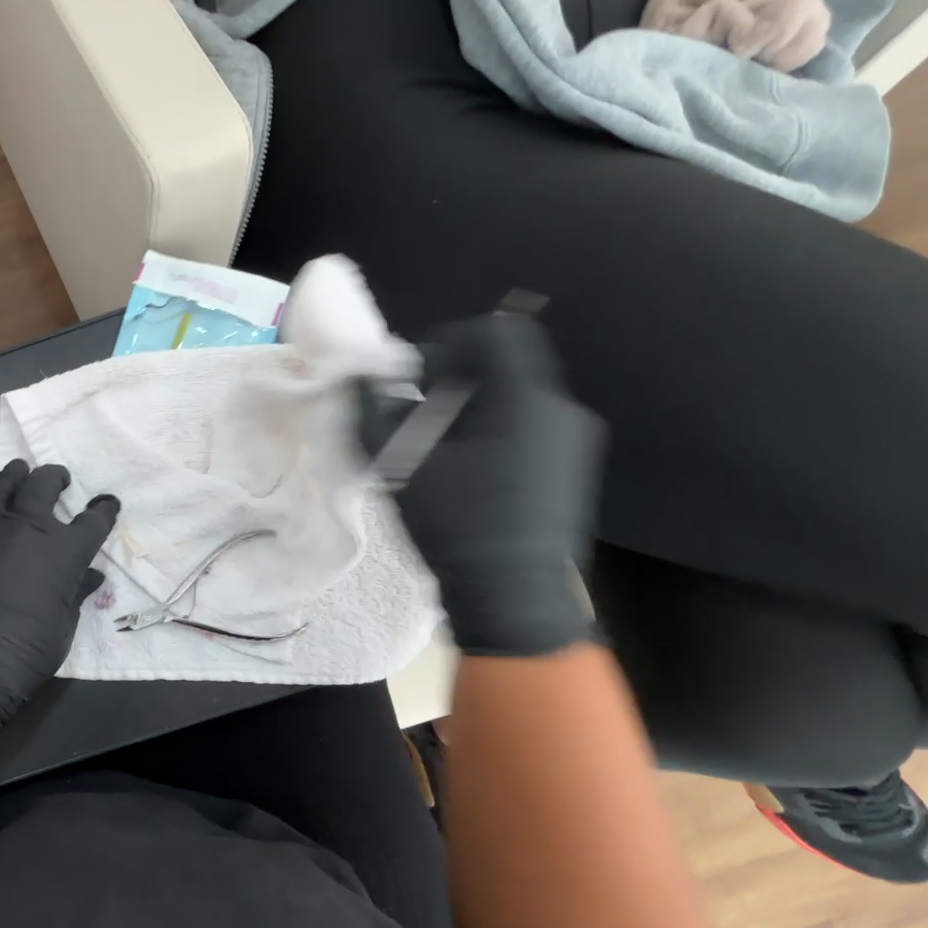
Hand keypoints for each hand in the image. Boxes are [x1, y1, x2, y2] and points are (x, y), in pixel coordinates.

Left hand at [0, 460, 117, 728]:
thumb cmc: (20, 655)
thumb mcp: (61, 630)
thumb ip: (75, 595)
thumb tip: (89, 576)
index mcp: (62, 552)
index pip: (92, 521)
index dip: (103, 511)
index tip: (106, 505)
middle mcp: (25, 527)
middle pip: (43, 486)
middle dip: (55, 479)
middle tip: (58, 478)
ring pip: (1, 486)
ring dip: (15, 477)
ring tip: (19, 472)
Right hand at [358, 313, 603, 656]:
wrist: (511, 594)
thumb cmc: (456, 523)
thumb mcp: (401, 465)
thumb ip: (373, 413)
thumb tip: (357, 379)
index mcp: (524, 399)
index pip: (495, 332)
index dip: (447, 343)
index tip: (414, 377)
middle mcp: (558, 409)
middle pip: (501, 366)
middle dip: (450, 381)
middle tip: (411, 416)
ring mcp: (570, 440)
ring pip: (511, 399)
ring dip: (466, 409)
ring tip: (430, 449)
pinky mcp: (567, 468)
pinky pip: (523, 427)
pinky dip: (487, 432)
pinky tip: (460, 472)